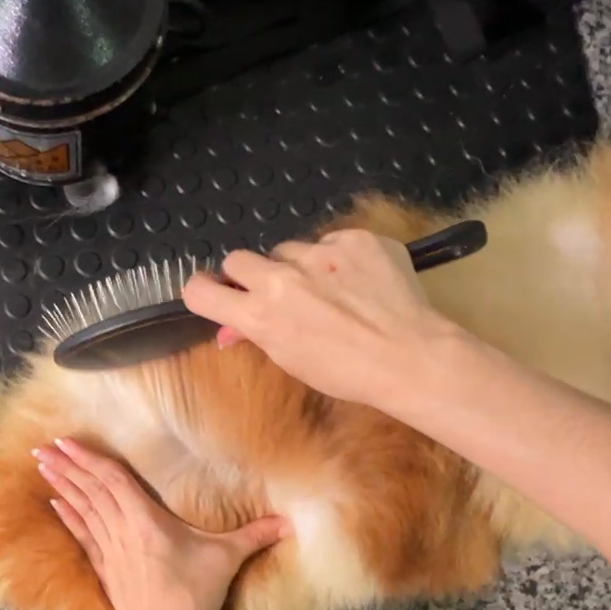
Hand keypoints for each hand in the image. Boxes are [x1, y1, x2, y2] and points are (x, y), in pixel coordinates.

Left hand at [35, 438, 287, 609]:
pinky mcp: (105, 569)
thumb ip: (254, 535)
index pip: (112, 480)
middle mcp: (121, 528)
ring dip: (61, 486)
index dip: (89, 458)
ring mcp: (109, 549)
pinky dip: (68, 518)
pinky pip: (82, 536)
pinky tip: (54, 505)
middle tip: (41, 448)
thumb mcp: (226, 558)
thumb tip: (289, 522)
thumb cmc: (193, 593)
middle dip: (66, 467)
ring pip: (81, 509)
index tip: (66, 441)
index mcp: (145, 518)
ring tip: (41, 466)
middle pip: (89, 490)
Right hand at [181, 228, 467, 411]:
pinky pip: (330, 242)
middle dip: (249, 275)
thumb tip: (232, 328)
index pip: (200, 290)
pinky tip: (357, 281)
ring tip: (327, 290)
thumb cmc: (345, 371)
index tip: (214, 295)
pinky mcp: (354, 238)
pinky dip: (336, 259)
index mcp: (260, 316)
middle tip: (274, 293)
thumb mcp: (290, 359)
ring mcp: (319, 253)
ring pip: (287, 250)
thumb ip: (256, 333)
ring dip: (296, 266)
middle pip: (238, 259)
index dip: (202, 291)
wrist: (410, 355)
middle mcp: (281, 278)